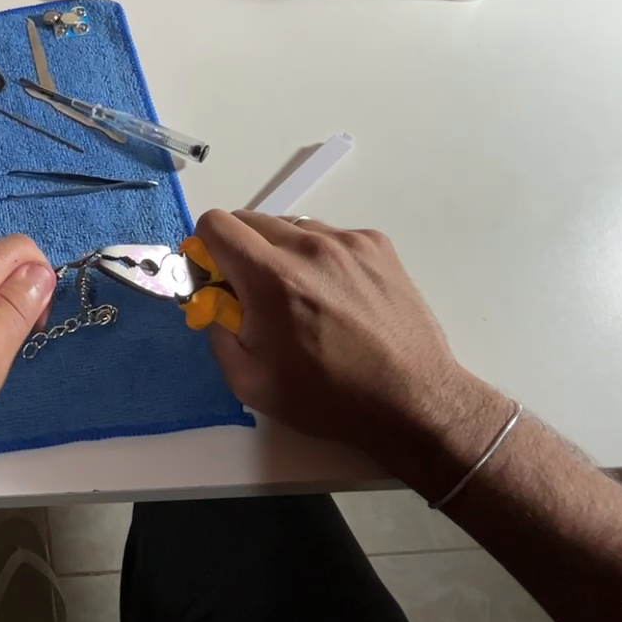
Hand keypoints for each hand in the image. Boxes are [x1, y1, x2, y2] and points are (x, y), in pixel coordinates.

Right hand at [195, 210, 504, 468]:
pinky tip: (334, 294)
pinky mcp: (376, 245)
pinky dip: (317, 256)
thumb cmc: (327, 398)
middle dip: (238, 250)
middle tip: (253, 291)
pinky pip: (326, 234)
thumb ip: (216, 330)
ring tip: (300, 294)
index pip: (215, 224)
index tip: (217, 278)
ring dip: (279, 251)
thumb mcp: (248, 381)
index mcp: (271, 278)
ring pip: (288, 226)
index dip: (205, 248)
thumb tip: (214, 300)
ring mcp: (347, 242)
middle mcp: (308, 247)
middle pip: (247, 219)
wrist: (416, 403)